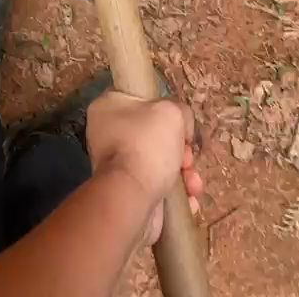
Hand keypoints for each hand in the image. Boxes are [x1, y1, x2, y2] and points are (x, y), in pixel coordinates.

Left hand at [85, 91, 203, 245]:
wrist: (131, 196)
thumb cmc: (146, 145)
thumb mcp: (171, 112)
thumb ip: (180, 110)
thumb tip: (182, 127)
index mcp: (107, 106)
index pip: (138, 99)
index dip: (163, 109)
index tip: (179, 124)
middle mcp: (106, 133)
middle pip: (153, 134)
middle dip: (180, 149)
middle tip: (187, 158)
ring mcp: (116, 165)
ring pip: (159, 163)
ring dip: (183, 174)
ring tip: (192, 183)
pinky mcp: (127, 191)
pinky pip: (157, 187)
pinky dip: (176, 194)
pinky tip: (189, 199)